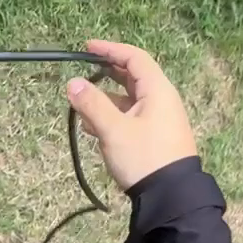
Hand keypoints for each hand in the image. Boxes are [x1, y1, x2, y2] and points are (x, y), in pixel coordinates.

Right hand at [65, 39, 198, 191]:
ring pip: (128, 100)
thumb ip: (92, 104)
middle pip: (132, 77)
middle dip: (105, 74)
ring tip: (81, 107)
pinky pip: (129, 117)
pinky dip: (110, 116)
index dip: (110, 49)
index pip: (134, 58)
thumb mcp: (113, 130)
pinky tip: (92, 128)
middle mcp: (161, 100)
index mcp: (157, 90)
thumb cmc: (143, 157)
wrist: (170, 194)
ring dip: (104, 100)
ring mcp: (158, 119)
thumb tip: (72, 83)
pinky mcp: (153, 136)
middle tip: (83, 72)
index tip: (87, 47)